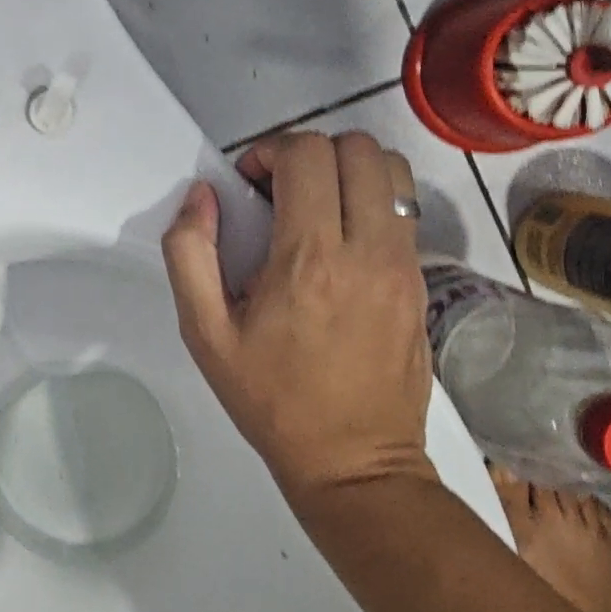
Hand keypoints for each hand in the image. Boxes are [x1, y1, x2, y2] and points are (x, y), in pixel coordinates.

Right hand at [162, 131, 434, 505]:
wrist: (355, 463)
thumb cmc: (270, 397)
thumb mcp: (204, 332)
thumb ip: (189, 252)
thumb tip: (202, 195)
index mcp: (308, 259)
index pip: (307, 154)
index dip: (269, 151)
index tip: (248, 185)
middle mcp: (367, 250)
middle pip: (359, 148)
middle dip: (310, 152)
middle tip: (279, 190)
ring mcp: (404, 265)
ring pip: (393, 170)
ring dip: (348, 170)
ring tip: (314, 206)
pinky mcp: (421, 282)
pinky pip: (403, 209)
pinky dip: (369, 201)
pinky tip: (338, 242)